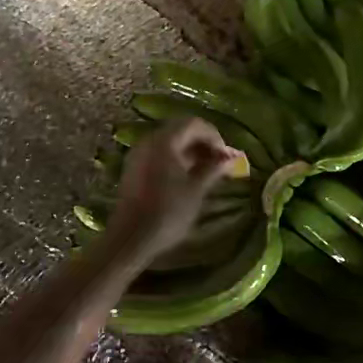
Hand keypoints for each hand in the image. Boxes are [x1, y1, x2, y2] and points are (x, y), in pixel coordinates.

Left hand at [108, 118, 239, 259]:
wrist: (131, 238)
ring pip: (169, 142)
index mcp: (164, 141)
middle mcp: (149, 141)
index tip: (227, 155)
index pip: (194, 124)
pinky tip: (187, 177)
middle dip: (202, 142)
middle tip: (219, 161)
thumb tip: (231, 157)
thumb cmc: (168, 212)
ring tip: (207, 171)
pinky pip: (159, 154)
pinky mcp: (134, 168)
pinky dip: (176, 159)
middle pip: (180, 129)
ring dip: (190, 151)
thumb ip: (214, 169)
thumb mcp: (196, 190)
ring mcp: (138, 154)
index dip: (214, 136)